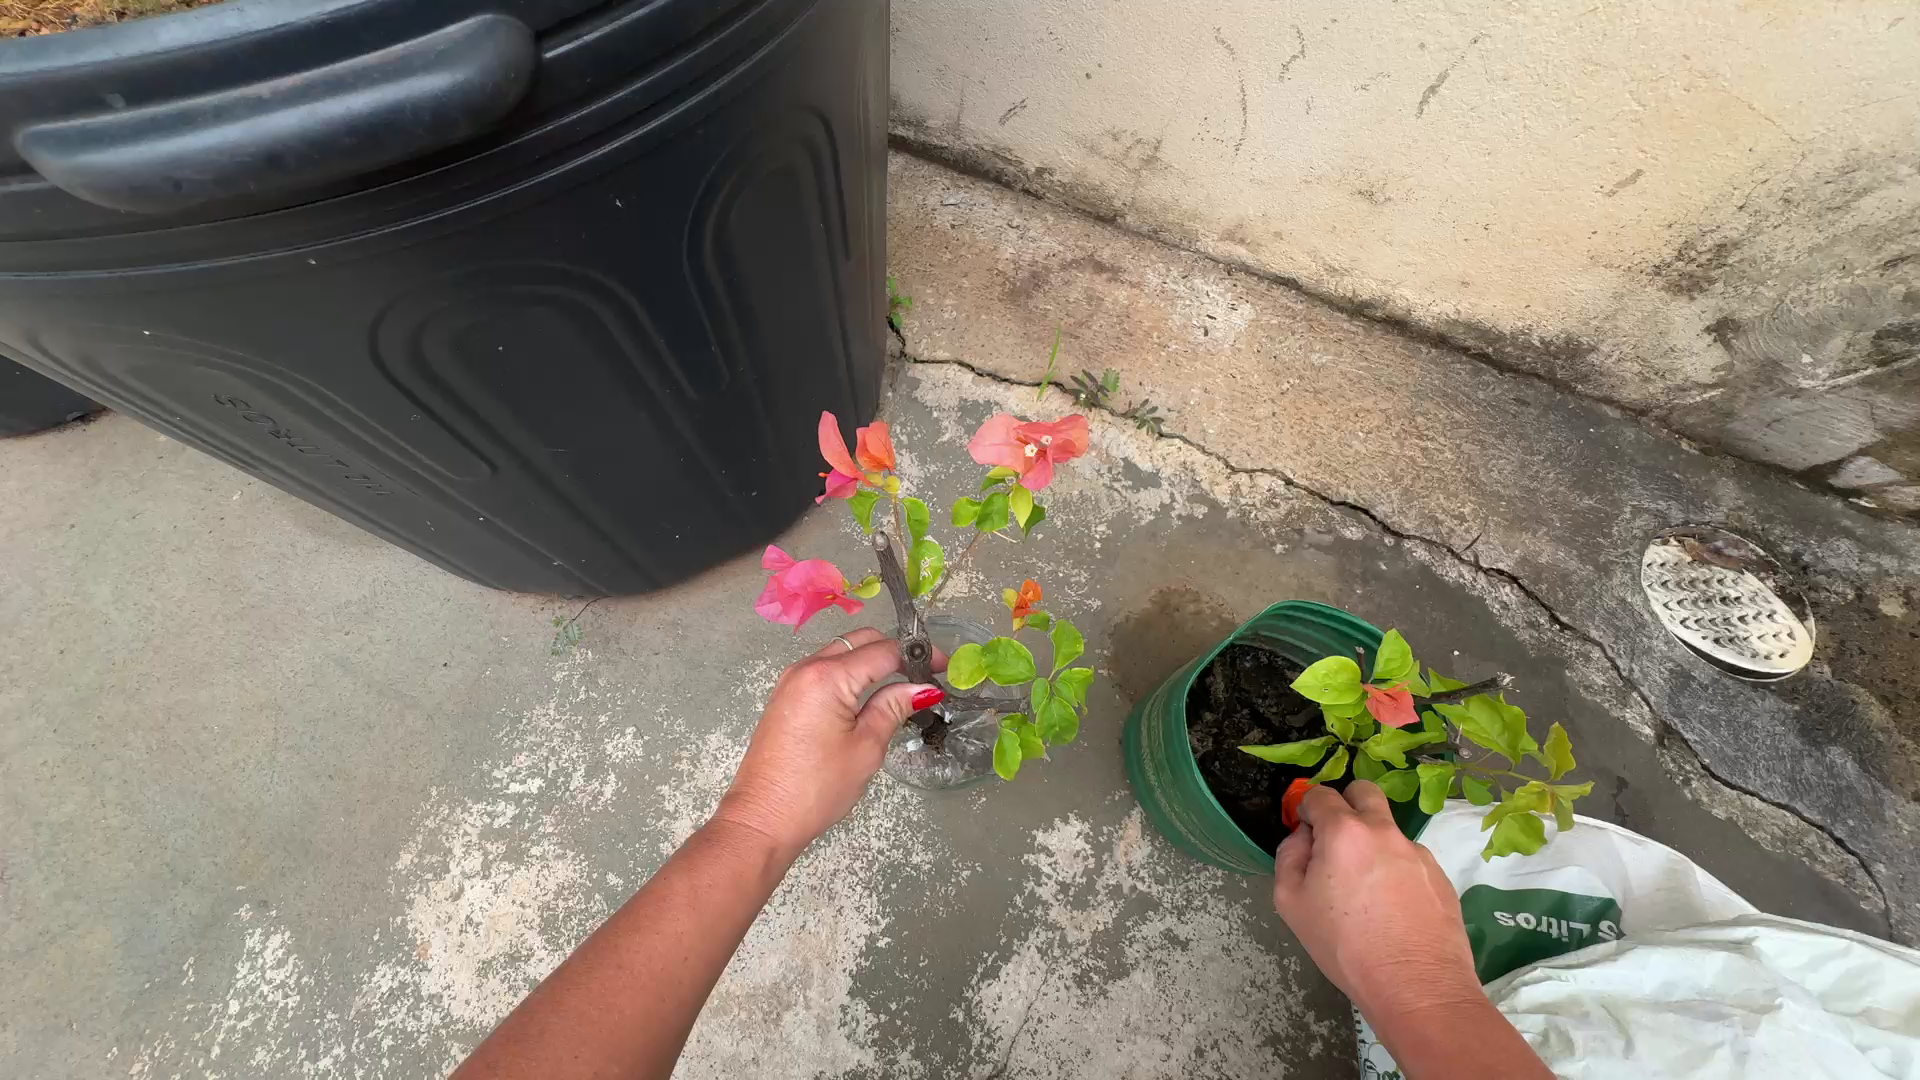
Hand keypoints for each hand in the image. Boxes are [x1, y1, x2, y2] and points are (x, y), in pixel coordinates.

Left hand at [712, 627, 937, 859]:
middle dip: (894, 651)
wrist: (761, 820)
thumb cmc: (817, 789)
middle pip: (860, 641)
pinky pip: (824, 668)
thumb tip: (923, 688)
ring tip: (900, 685)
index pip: (883, 650)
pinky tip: (867, 695)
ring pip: (841, 652)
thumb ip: (893, 708)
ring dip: (871, 660)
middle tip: (923, 674)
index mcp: (828, 677)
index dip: (918, 655)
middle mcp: (807, 667)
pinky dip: (850, 673)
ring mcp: (792, 680)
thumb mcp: (866, 748)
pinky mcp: (786, 695)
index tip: (943, 666)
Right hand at [1272, 781, 1480, 1016]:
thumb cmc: (1344, 944)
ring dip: (1373, 843)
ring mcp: (1417, 852)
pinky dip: (1397, 870)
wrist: (1418, 989)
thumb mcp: (1290, 901)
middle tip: (1338, 839)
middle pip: (1364, 791)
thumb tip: (1304, 838)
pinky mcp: (1441, 876)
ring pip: (1388, 829)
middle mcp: (1383, 831)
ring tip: (1368, 888)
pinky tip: (1393, 907)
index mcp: (1343, 831)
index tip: (1306, 835)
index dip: (1307, 810)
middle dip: (1346, 803)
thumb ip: (1289, 855)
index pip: (1319, 794)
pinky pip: (1410, 858)